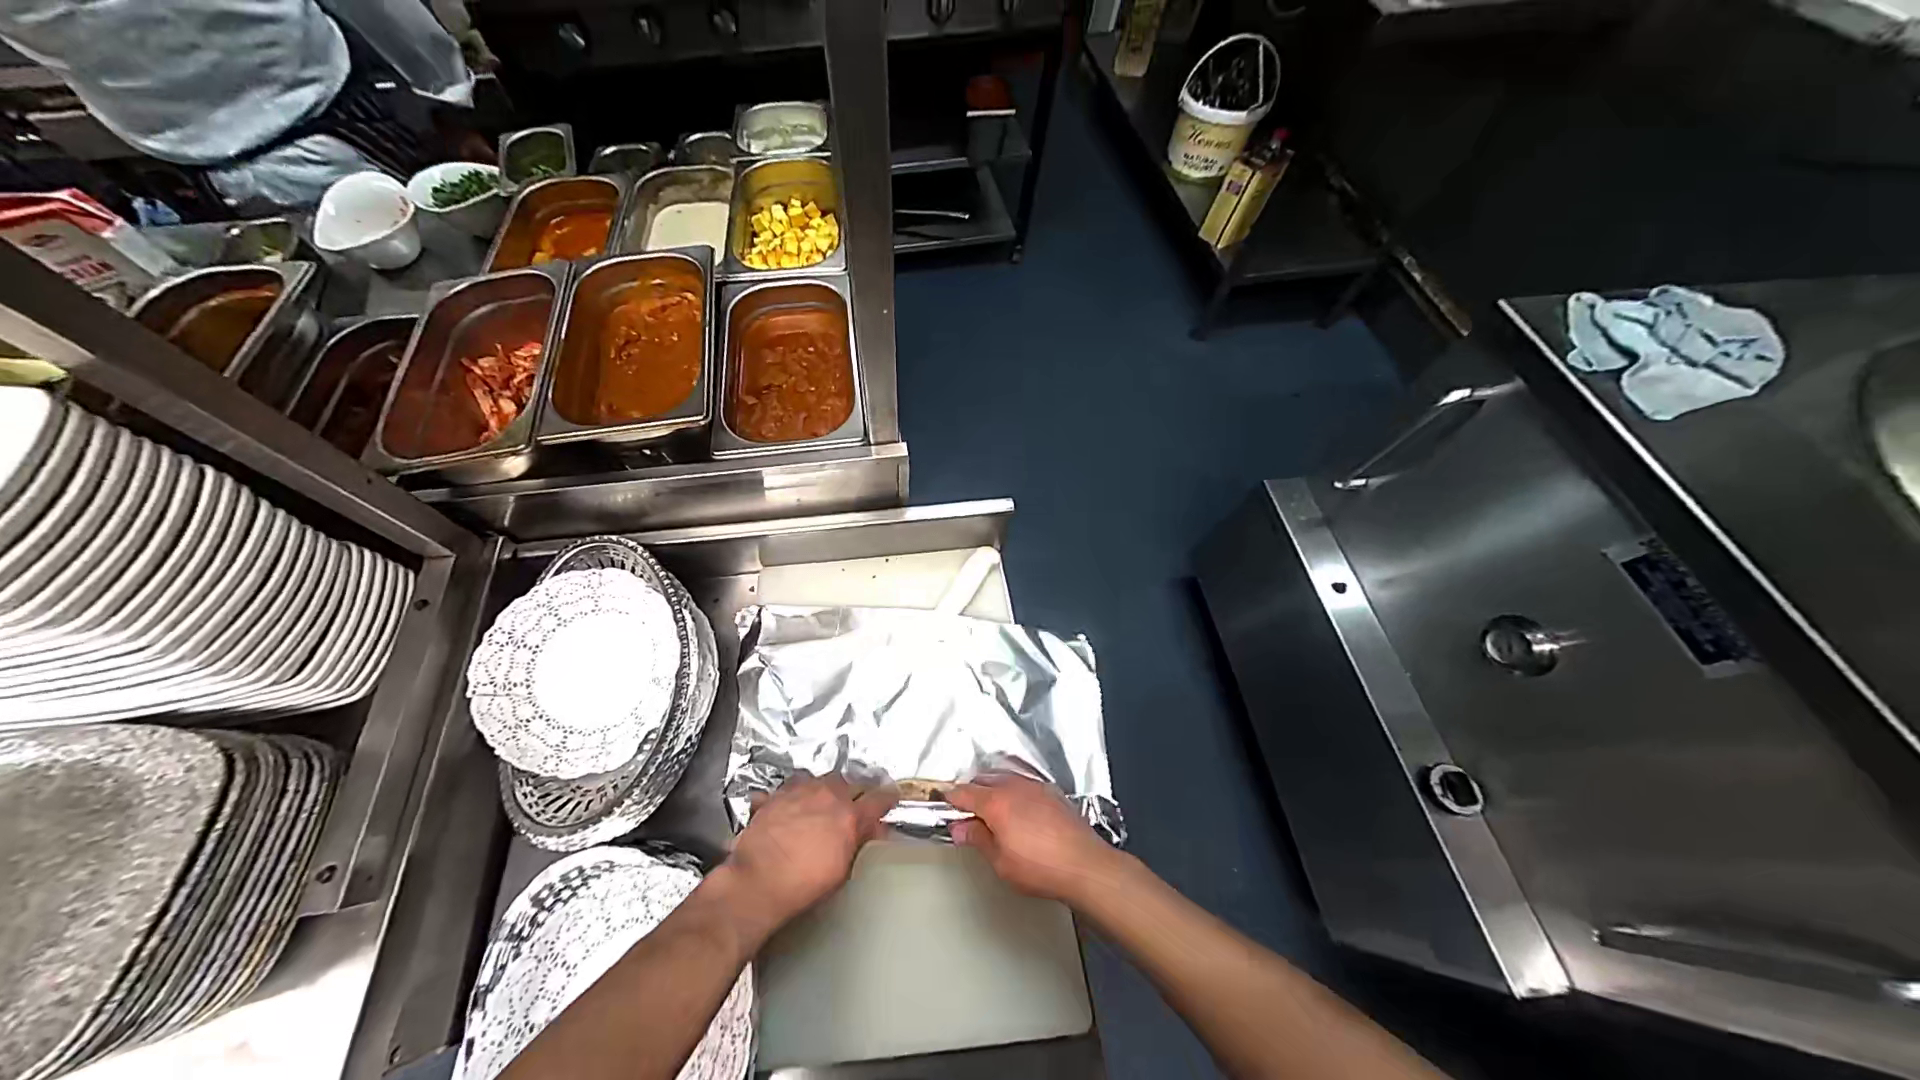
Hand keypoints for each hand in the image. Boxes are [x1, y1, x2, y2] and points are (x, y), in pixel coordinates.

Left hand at [722, 774, 897, 940]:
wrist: (757, 882)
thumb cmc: (802, 884)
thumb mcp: (843, 870)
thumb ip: (860, 842)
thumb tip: (874, 829)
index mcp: (850, 815)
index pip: (879, 798)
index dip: (887, 797)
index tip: (890, 797)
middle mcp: (827, 795)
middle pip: (850, 782)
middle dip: (854, 791)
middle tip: (853, 806)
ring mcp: (799, 791)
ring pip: (820, 778)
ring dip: (824, 788)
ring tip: (821, 803)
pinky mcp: (775, 795)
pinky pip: (790, 786)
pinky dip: (793, 794)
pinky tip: (789, 807)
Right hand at [946, 774, 1128, 906]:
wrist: (1085, 865)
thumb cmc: (1042, 867)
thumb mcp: (1000, 861)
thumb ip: (977, 838)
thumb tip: (961, 828)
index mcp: (996, 802)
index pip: (965, 793)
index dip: (952, 799)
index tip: (946, 804)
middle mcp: (1015, 787)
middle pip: (984, 781)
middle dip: (972, 792)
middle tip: (966, 812)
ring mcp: (1036, 787)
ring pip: (1006, 779)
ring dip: (994, 790)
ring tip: (992, 811)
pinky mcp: (1053, 794)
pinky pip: (1025, 785)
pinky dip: (1015, 792)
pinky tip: (1018, 811)